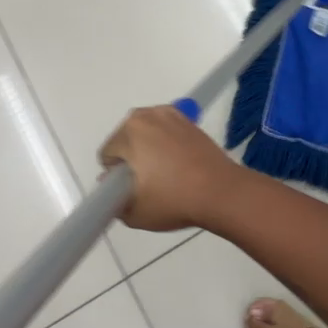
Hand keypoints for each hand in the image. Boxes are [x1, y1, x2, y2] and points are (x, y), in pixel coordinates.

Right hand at [99, 106, 244, 231]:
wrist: (220, 191)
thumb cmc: (173, 200)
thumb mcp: (134, 213)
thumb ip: (113, 201)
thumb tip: (110, 184)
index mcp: (129, 132)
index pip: (107, 154)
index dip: (115, 176)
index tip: (131, 190)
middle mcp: (146, 115)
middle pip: (125, 139)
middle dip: (131, 158)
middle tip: (147, 183)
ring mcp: (170, 114)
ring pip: (145, 132)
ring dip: (147, 148)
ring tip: (164, 173)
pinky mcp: (188, 120)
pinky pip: (165, 130)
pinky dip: (166, 142)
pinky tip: (177, 162)